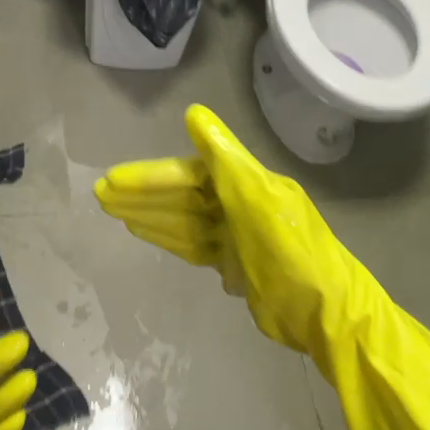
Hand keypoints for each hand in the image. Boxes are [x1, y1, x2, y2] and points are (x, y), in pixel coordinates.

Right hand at [95, 106, 429, 429]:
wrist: (329, 315)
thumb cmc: (293, 253)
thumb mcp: (258, 200)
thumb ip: (225, 157)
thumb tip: (194, 113)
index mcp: (244, 182)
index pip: (186, 174)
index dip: (149, 178)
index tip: (111, 182)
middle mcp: (238, 203)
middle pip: (181, 195)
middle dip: (141, 195)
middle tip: (100, 195)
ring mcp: (237, 235)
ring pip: (184, 220)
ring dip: (149, 215)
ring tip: (113, 211)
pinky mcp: (236, 265)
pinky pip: (194, 244)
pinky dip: (169, 237)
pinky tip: (146, 233)